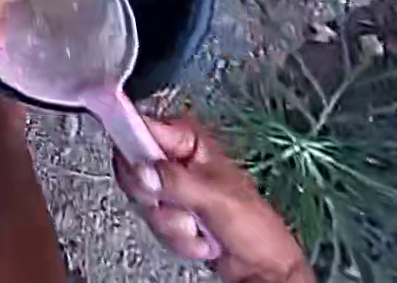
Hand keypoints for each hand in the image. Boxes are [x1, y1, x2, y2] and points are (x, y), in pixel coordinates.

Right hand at [113, 115, 311, 282]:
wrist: (264, 268)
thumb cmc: (253, 224)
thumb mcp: (214, 197)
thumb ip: (175, 180)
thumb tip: (140, 170)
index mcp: (183, 137)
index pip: (139, 127)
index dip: (133, 149)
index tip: (141, 174)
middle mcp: (170, 156)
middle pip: (132, 167)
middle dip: (156, 199)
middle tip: (180, 208)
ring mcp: (167, 184)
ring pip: (141, 199)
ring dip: (170, 224)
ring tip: (197, 228)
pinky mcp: (167, 210)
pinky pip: (151, 221)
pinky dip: (174, 238)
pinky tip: (197, 240)